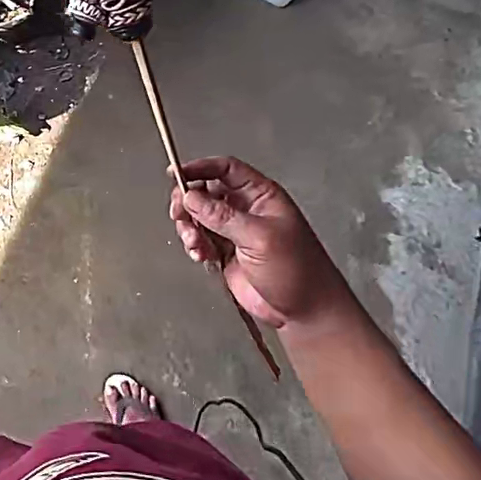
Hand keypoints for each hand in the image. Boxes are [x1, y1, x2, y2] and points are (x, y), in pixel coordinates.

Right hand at [167, 156, 356, 329]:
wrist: (303, 312)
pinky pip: (199, 239)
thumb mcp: (259, 237)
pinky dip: (193, 245)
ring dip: (189, 227)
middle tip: (180, 214)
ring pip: (197, 216)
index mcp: (261, 196)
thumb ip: (222, 216)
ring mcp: (234, 230)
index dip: (200, 168)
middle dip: (188, 201)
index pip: (226, 170)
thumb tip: (191, 197)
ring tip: (195, 242)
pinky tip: (201, 255)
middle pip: (205, 191)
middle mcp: (246, 209)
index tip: (177, 173)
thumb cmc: (297, 270)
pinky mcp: (225, 251)